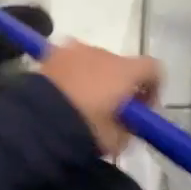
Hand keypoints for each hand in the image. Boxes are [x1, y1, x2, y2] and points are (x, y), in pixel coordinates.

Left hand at [38, 41, 161, 154]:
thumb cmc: (84, 129)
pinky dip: (74, 72)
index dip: (153, 88)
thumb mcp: (116, 140)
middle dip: (120, 85)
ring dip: (96, 77)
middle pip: (122, 65)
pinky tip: (65, 91)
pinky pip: (72, 60)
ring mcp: (76, 49)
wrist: (37, 119)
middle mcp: (104, 53)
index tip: (143, 108)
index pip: (154, 69)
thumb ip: (130, 128)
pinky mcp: (54, 52)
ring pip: (95, 61)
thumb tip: (128, 123)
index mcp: (125, 71)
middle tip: (110, 110)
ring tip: (82, 101)